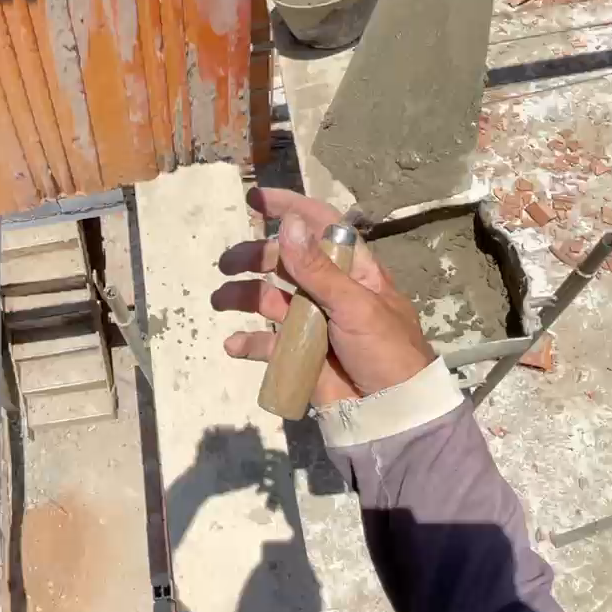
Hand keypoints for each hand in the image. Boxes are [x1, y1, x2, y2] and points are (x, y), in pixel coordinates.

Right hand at [211, 188, 435, 407]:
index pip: (320, 226)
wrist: (391, 412)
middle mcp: (328, 290)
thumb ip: (317, 269)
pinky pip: (266, 343)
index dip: (289, 208)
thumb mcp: (355, 306)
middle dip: (254, 256)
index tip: (254, 199)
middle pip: (284, 261)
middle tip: (227, 263)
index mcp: (352, 270)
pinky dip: (248, 342)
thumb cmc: (385, 351)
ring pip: (268, 298)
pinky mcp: (299, 353)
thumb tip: (288, 223)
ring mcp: (311, 322)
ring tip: (221, 301)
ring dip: (242, 295)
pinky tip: (235, 345)